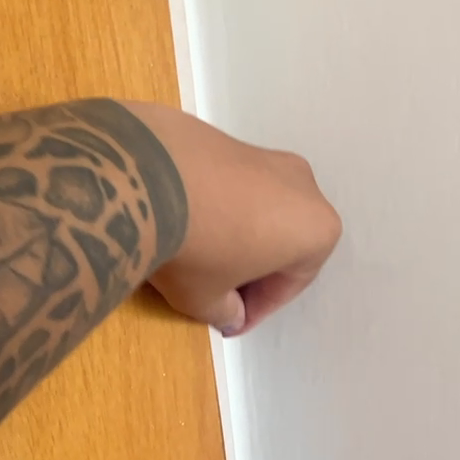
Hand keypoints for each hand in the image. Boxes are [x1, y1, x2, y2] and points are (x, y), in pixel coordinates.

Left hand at [124, 102, 340, 334]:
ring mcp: (263, 154)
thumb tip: (230, 314)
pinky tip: (180, 223)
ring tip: (193, 258)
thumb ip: (225, 312)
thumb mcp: (204, 300)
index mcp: (315, 230)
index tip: (231, 323)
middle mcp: (302, 185)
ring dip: (230, 236)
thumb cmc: (193, 249)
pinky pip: (225, 185)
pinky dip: (211, 207)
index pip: (289, 283)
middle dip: (248, 269)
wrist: (144, 177)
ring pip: (253, 209)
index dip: (257, 309)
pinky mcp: (223, 137)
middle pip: (277, 240)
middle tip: (216, 294)